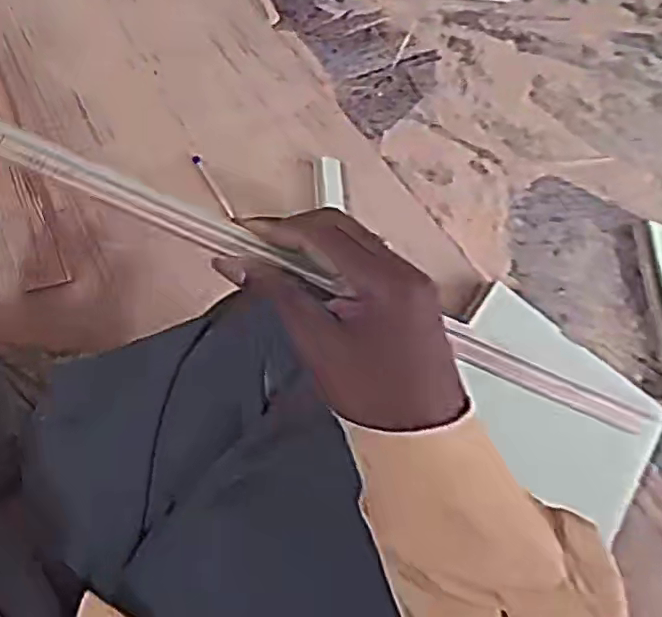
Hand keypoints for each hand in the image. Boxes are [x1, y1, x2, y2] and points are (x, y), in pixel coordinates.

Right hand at [213, 208, 466, 431]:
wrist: (423, 436)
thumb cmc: (377, 397)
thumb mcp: (312, 338)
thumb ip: (273, 290)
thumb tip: (238, 263)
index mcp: (386, 283)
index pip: (320, 232)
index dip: (275, 228)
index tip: (243, 233)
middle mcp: (405, 275)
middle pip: (337, 225)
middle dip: (291, 229)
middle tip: (256, 245)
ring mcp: (411, 283)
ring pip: (350, 236)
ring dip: (310, 241)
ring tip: (277, 263)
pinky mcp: (408, 293)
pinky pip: (363, 255)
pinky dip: (330, 256)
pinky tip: (306, 276)